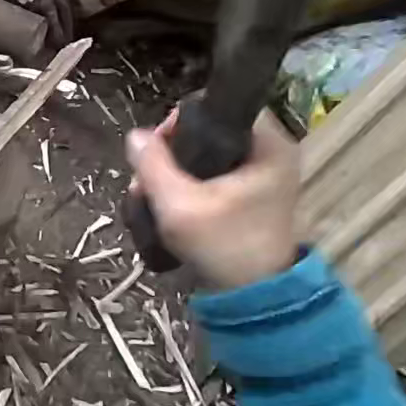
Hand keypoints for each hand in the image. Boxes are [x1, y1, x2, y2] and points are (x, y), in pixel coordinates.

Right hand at [127, 109, 300, 289]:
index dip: (182, 120)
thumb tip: (135, 136)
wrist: (256, 300)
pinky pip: (211, 173)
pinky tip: (167, 201)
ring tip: (150, 194)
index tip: (158, 148)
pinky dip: (187, 183)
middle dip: (170, 151)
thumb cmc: (224, 246)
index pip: (219, 105)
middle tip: (148, 178)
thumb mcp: (179, 206)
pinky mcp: (250, 194)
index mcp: (269, 144)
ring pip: (205, 153)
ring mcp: (261, 174)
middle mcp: (270, 152)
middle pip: (207, 130)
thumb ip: (153, 165)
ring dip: (173, 170)